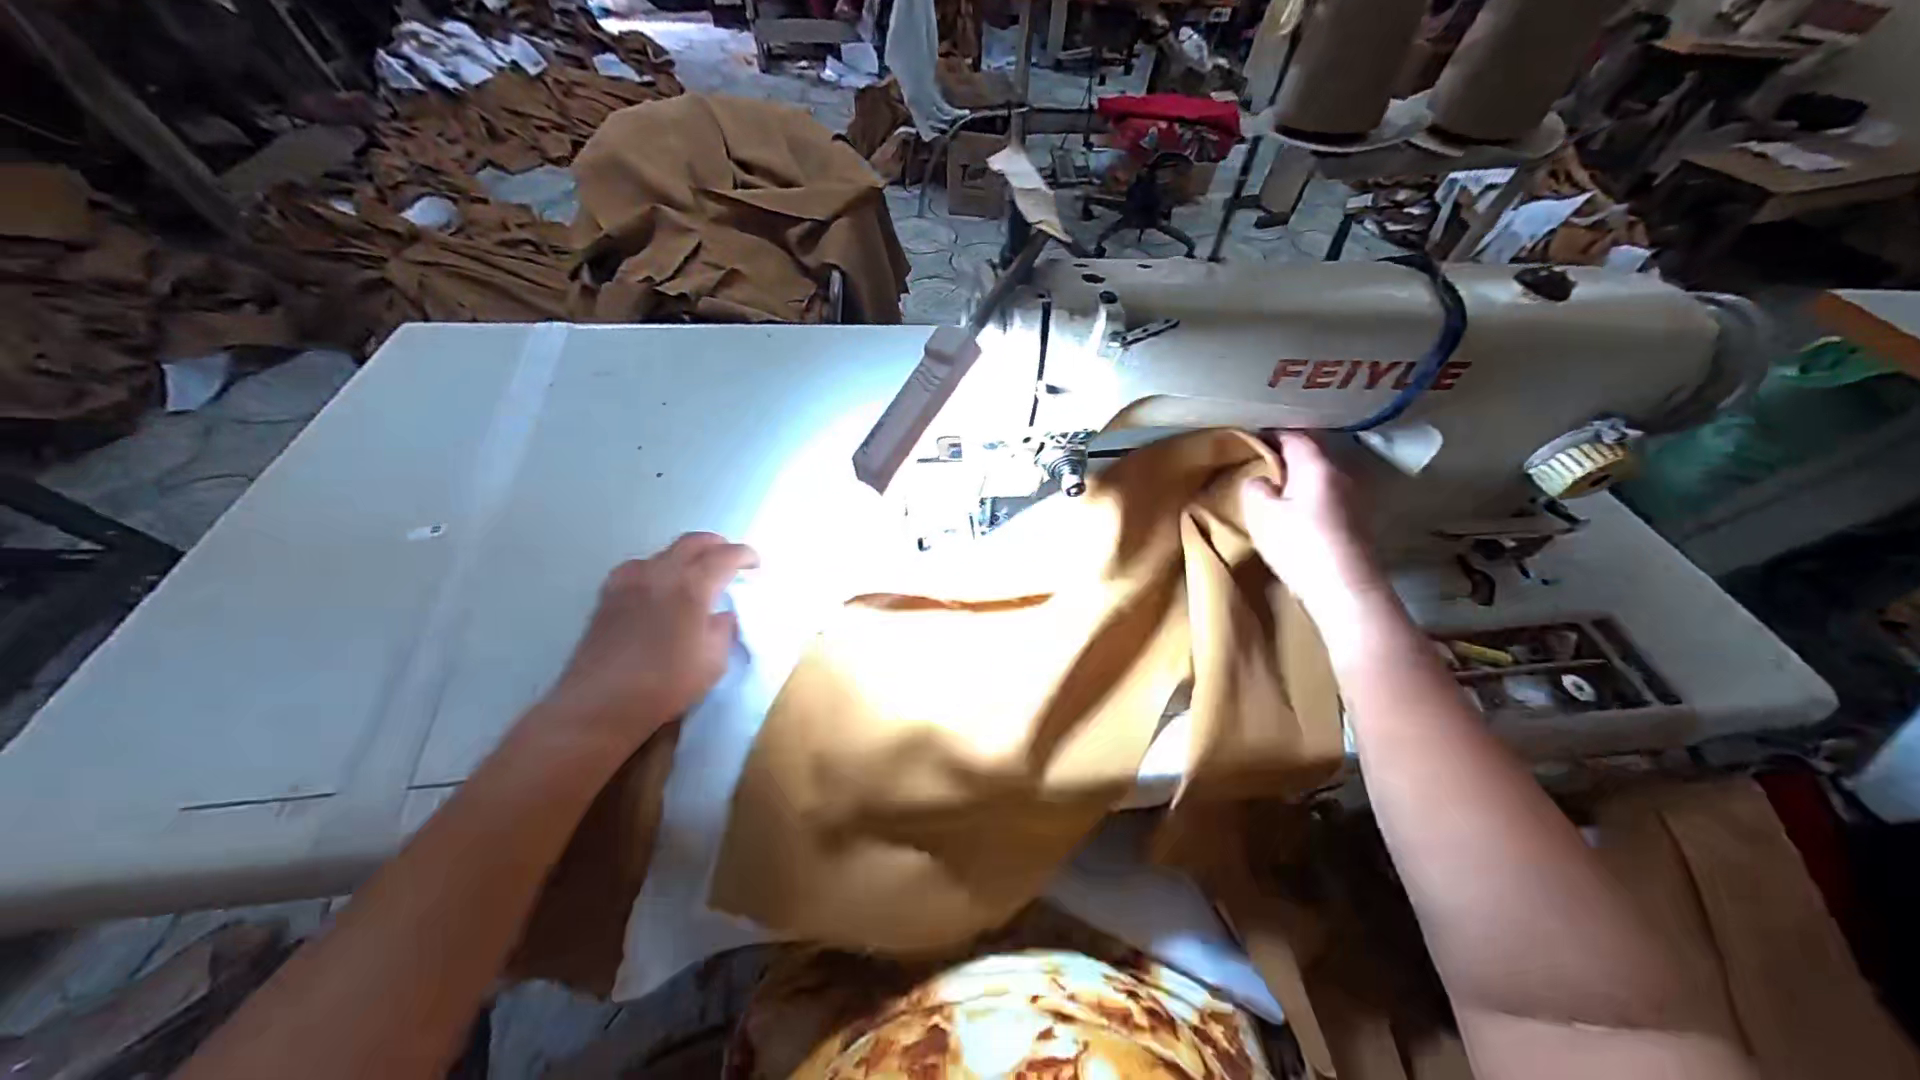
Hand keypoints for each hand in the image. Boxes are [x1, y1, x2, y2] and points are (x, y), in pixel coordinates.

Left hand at [541, 532, 758, 749]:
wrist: (601, 703)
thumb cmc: (666, 684)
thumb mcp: (714, 662)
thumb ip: (723, 630)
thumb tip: (721, 614)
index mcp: (692, 586)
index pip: (724, 556)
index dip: (744, 555)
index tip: (755, 564)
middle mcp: (660, 573)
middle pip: (692, 542)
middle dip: (717, 546)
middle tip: (730, 559)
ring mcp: (629, 580)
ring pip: (664, 552)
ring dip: (686, 556)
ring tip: (697, 573)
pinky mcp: (608, 594)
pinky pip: (639, 568)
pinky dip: (658, 569)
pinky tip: (659, 587)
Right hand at [1241, 432, 1385, 614]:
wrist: (1344, 589)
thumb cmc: (1299, 544)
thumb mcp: (1260, 513)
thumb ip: (1254, 487)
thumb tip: (1262, 479)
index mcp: (1317, 466)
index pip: (1293, 436)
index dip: (1270, 435)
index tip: (1249, 440)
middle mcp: (1341, 475)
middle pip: (1309, 457)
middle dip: (1284, 459)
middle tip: (1257, 466)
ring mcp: (1353, 499)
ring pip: (1318, 479)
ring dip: (1297, 482)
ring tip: (1272, 492)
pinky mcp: (1356, 523)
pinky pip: (1326, 499)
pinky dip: (1308, 500)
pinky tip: (1294, 515)